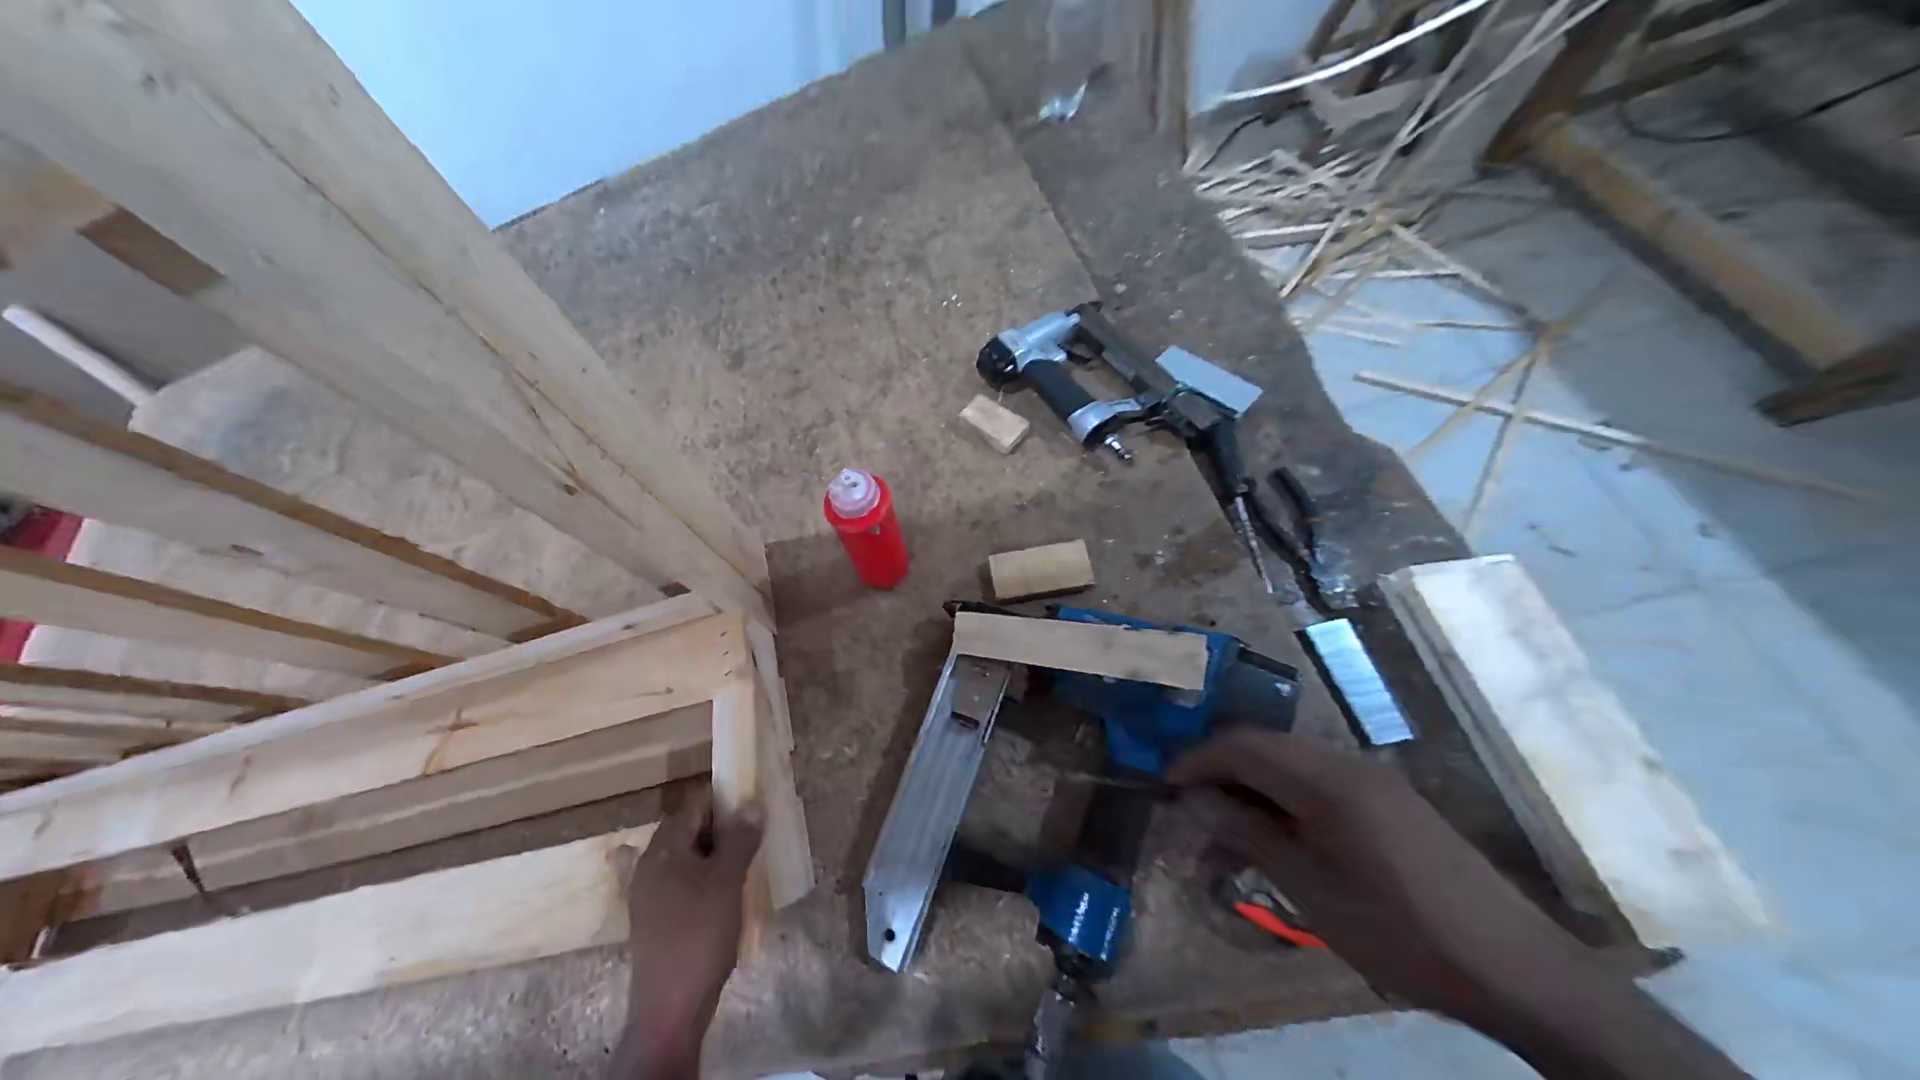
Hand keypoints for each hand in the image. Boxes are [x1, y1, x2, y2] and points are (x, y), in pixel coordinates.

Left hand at [609, 788, 762, 1079]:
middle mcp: (649, 865)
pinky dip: (704, 875)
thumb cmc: (700, 934)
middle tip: (754, 831)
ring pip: (686, 856)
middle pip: (687, 829)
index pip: (692, 805)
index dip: (722, 798)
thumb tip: (752, 804)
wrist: (671, 1006)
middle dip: (721, 825)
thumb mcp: (728, 881)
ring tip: (746, 859)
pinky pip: (682, 880)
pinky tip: (726, 890)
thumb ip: (740, 839)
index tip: (752, 801)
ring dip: (715, 852)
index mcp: (662, 850)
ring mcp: (649, 893)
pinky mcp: (655, 917)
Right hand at [1169, 732, 1752, 1079]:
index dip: (1198, 758)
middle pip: (1265, 746)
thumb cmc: (1401, 931)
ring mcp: (1374, 780)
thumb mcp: (1312, 890)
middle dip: (1220, 767)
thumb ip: (1250, 835)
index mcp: (1328, 780)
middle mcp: (1348, 764)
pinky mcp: (1390, 801)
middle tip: (1189, 803)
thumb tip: (1197, 802)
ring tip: (1227, 823)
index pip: (1243, 746)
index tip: (1164, 782)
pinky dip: (1284, 796)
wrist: (1516, 967)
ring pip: (1291, 762)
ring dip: (1252, 783)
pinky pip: (1318, 781)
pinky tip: (1277, 831)